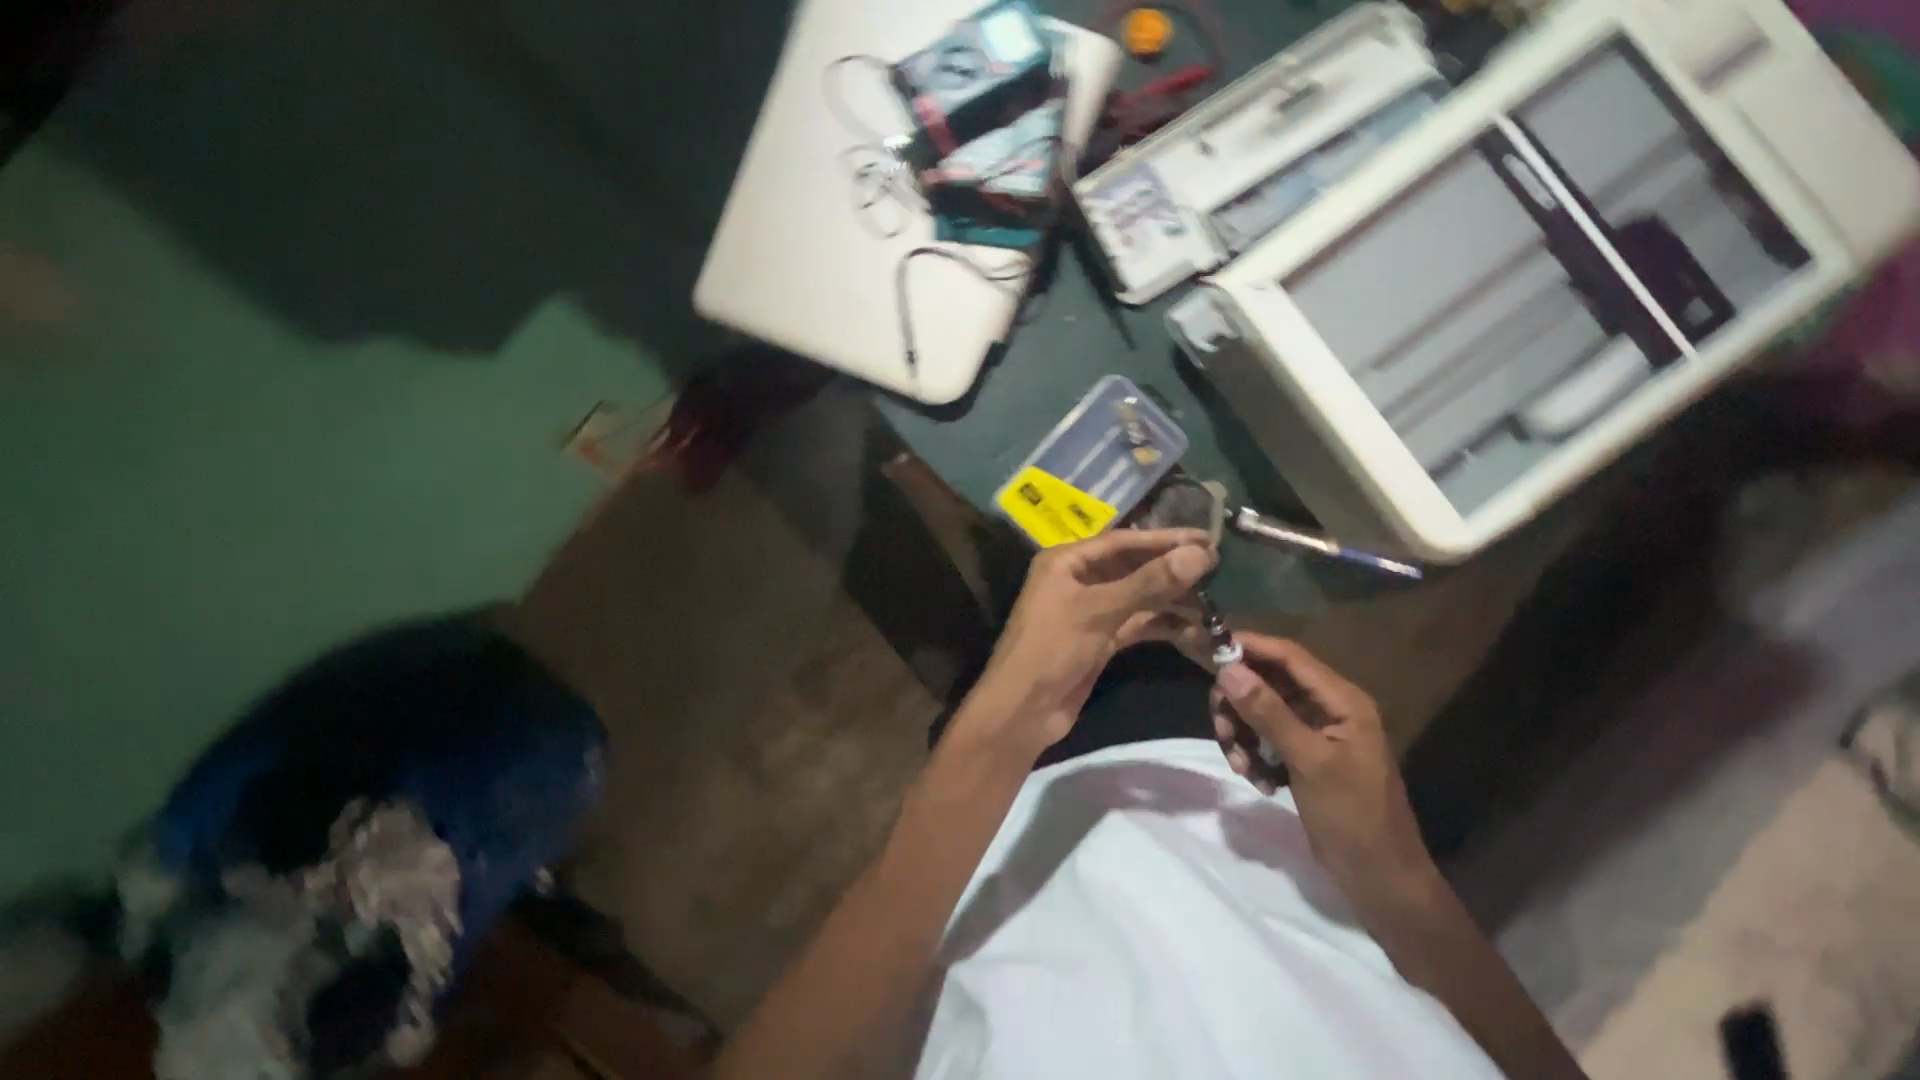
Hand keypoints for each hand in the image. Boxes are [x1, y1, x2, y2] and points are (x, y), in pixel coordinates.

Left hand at [966, 528, 1215, 755]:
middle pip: (1132, 567)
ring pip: (1138, 598)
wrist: (1023, 711)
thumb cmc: (1052, 649)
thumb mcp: (1099, 611)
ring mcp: (1089, 612)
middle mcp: (1077, 581)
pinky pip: (1137, 624)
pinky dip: (1163, 624)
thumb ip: (1150, 582)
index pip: (1123, 541)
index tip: (1207, 539)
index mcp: (1066, 562)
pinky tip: (1195, 627)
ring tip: (1215, 598)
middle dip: (1172, 568)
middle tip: (1219, 566)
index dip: (1165, 539)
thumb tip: (1200, 554)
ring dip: (1172, 598)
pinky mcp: (1100, 641)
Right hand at [1211, 636, 1439, 910]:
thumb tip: (1229, 669)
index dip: (1248, 647)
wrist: (1379, 877)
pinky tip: (1260, 782)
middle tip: (1223, 732)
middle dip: (1239, 704)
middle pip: (1268, 683)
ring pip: (1262, 712)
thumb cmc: (1352, 816)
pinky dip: (1255, 755)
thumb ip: (1269, 713)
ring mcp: (1317, 733)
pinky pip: (1266, 739)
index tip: (1207, 649)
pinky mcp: (1305, 757)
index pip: (1288, 656)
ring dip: (1243, 735)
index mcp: (1342, 700)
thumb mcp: (1309, 762)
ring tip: (1244, 768)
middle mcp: (1329, 708)